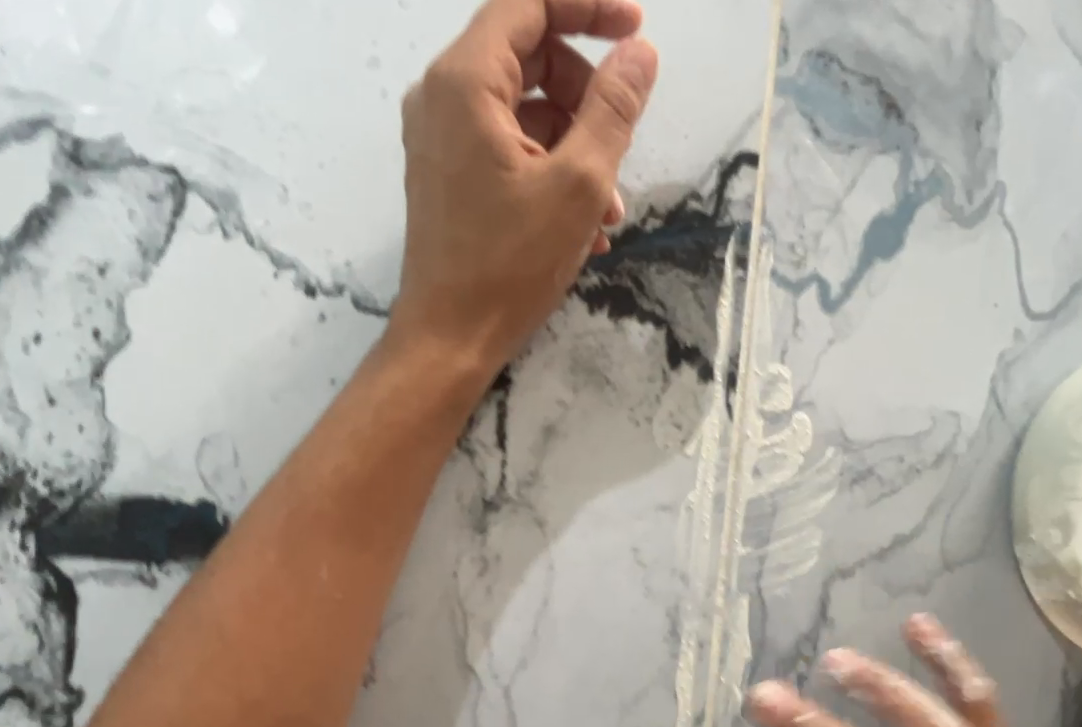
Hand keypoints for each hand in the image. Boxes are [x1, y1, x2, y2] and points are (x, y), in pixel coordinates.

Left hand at [392, 0, 659, 370]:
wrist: (450, 338)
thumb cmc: (510, 264)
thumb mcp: (578, 183)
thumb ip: (613, 109)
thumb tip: (640, 54)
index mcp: (465, 83)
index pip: (528, 5)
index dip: (588, 8)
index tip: (635, 29)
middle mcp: (442, 98)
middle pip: (529, 57)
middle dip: (587, 95)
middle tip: (622, 141)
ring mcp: (441, 139)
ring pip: (524, 110)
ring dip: (577, 146)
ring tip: (608, 208)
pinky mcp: (449, 176)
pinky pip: (508, 148)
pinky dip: (550, 170)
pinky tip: (583, 223)